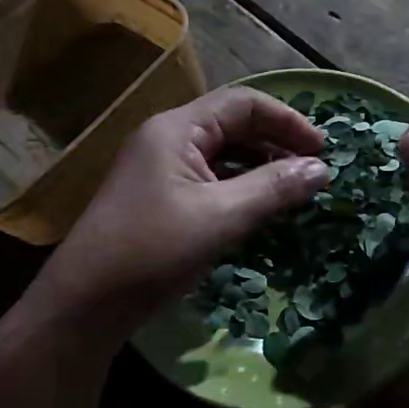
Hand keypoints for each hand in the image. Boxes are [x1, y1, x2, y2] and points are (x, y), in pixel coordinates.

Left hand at [41, 87, 330, 332]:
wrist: (86, 304)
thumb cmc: (152, 251)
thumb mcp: (221, 217)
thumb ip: (275, 187)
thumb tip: (322, 169)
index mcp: (177, 129)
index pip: (244, 103)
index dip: (288, 121)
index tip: (322, 151)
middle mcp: (168, 139)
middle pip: (234, 124)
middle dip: (278, 143)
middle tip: (314, 172)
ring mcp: (162, 170)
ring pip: (224, 154)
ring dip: (262, 167)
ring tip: (296, 191)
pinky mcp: (162, 198)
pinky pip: (212, 180)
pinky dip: (242, 188)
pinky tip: (263, 209)